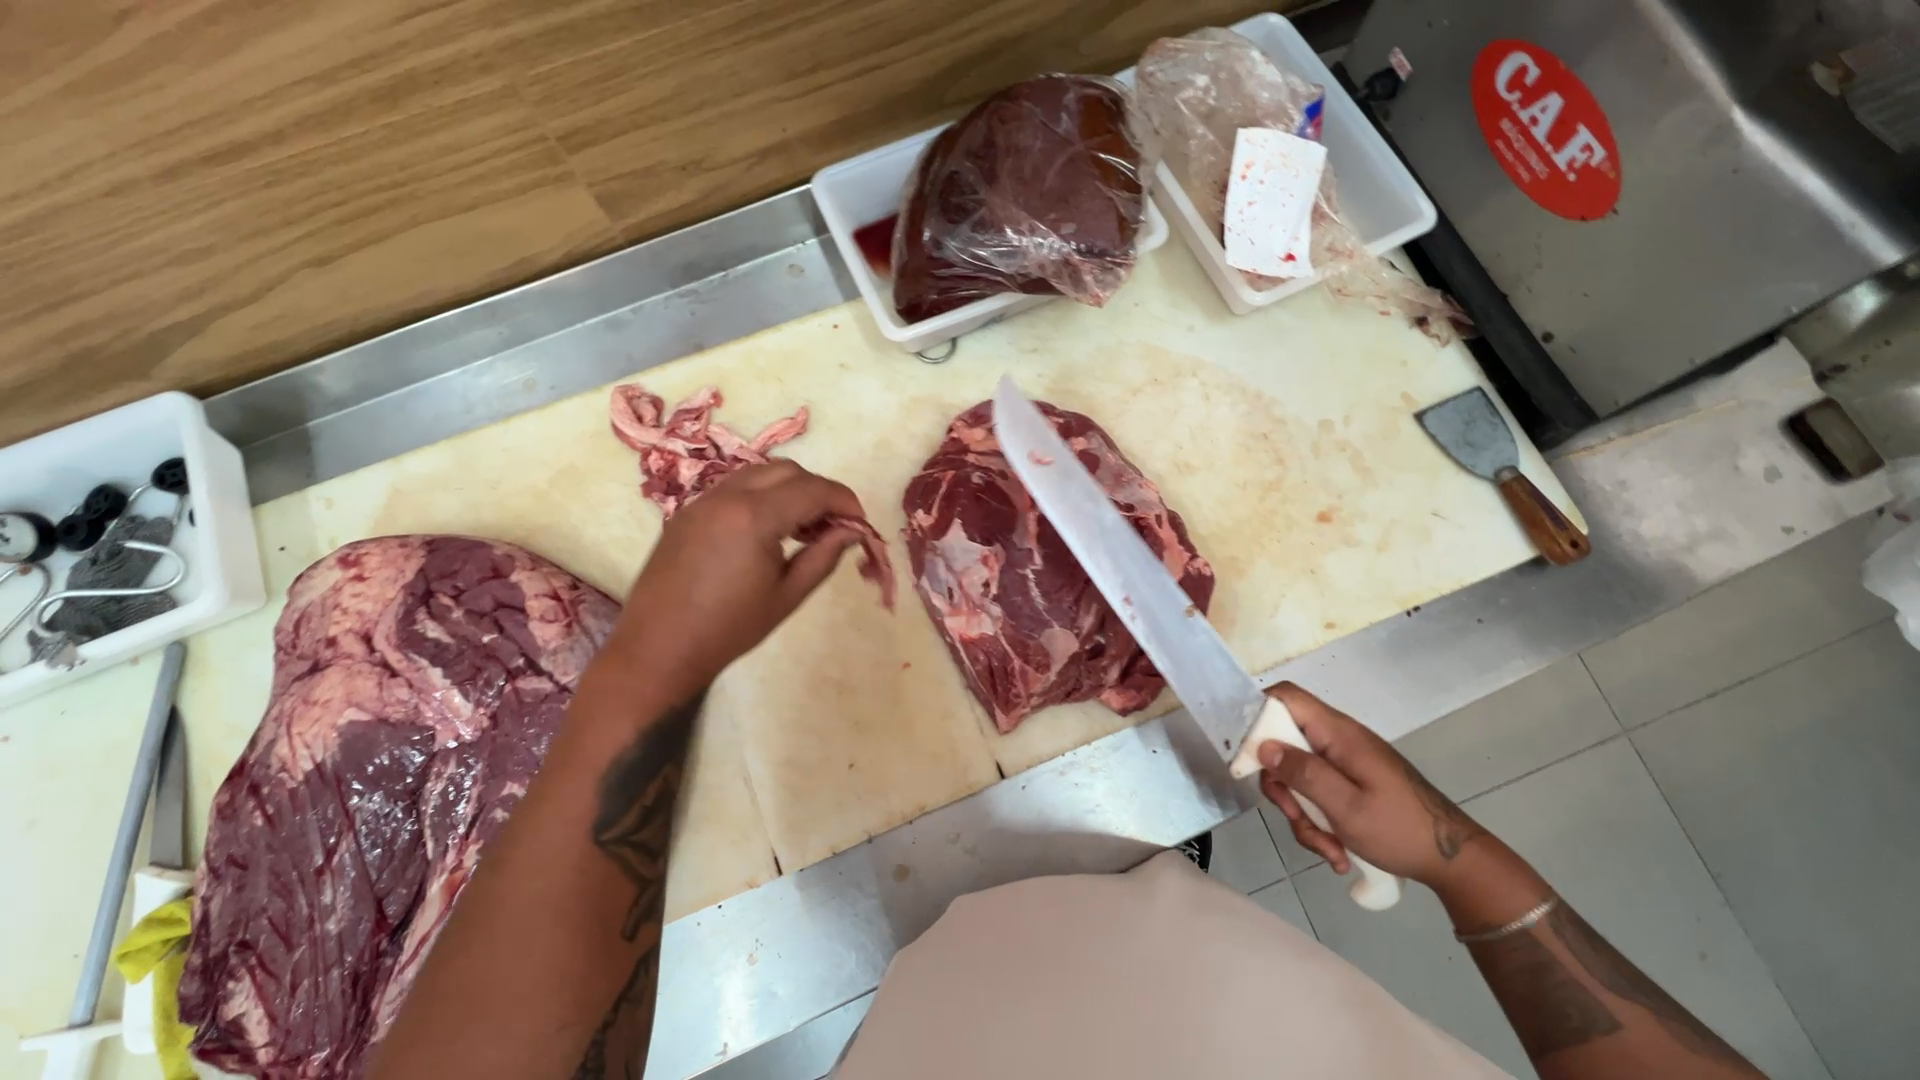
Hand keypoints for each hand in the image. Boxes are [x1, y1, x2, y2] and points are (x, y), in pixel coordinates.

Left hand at [608, 461, 869, 702]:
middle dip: (818, 490)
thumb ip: (823, 556)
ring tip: (805, 528)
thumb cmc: (727, 630)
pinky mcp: (687, 513)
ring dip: (790, 489)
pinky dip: (762, 496)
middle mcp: (727, 496)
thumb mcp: (787, 596)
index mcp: (755, 516)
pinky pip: (734, 488)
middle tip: (836, 524)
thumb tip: (851, 530)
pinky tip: (770, 530)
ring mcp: (703, 501)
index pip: (813, 490)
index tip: (861, 523)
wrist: (656, 649)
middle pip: (787, 470)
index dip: (844, 501)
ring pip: (758, 473)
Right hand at [1256, 684, 1488, 889]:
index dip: (1258, 715)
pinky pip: (1317, 794)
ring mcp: (1344, 763)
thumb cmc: (1401, 829)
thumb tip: (1263, 746)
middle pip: (1284, 745)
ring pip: (1298, 777)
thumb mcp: (1347, 807)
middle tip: (1295, 817)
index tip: (1248, 756)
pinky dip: (1319, 822)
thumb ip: (1303, 774)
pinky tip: (1337, 850)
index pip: (1286, 697)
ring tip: (1328, 848)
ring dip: (1303, 815)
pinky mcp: (1350, 783)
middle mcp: (1338, 740)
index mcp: (1338, 734)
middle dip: (1283, 787)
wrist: (1454, 859)